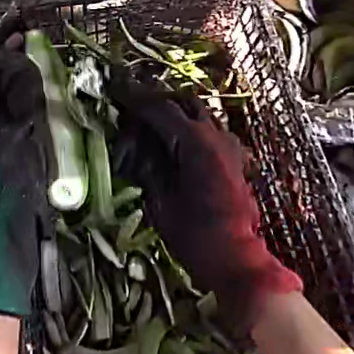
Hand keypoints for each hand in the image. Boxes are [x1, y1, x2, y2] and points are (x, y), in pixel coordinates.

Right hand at [112, 79, 300, 333]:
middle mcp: (216, 135)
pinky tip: (175, 143)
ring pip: (200, 114)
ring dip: (176, 113)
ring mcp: (229, 145)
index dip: (135, 100)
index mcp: (195, 142)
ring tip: (150, 123)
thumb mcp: (161, 201)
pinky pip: (210, 131)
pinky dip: (191, 129)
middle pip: (183, 102)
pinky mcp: (235, 158)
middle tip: (132, 106)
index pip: (160, 109)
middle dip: (157, 101)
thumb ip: (149, 166)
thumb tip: (135, 144)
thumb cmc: (195, 235)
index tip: (116, 92)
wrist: (237, 261)